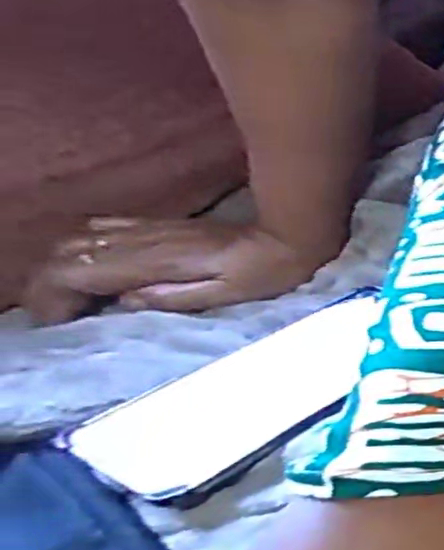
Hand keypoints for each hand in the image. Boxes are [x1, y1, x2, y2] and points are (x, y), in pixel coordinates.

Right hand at [23, 214, 342, 323]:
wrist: (287, 238)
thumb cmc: (268, 271)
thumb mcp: (231, 293)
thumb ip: (179, 298)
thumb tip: (126, 302)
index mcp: (153, 260)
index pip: (74, 274)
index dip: (55, 299)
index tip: (61, 323)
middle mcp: (138, 240)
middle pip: (63, 258)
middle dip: (49, 287)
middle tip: (61, 316)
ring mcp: (144, 229)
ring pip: (73, 243)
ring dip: (60, 269)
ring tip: (71, 298)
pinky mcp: (155, 226)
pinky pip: (97, 230)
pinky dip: (81, 250)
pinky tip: (91, 267)